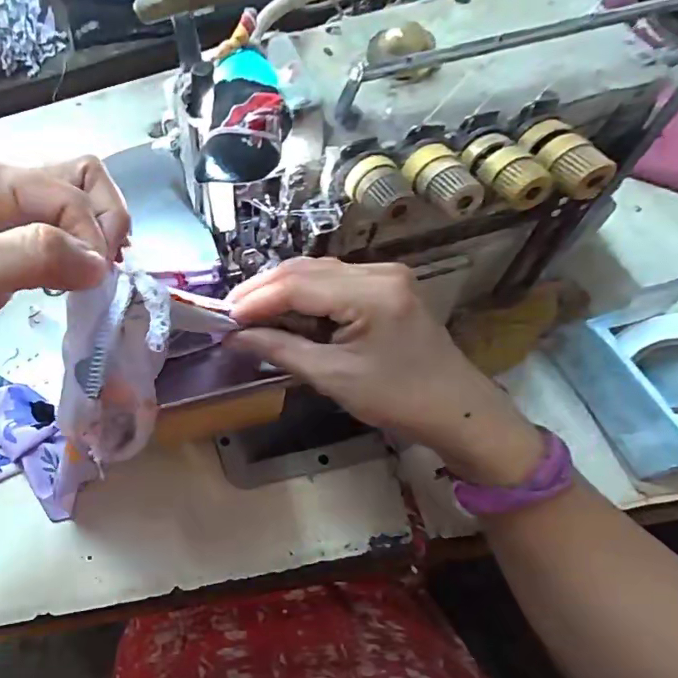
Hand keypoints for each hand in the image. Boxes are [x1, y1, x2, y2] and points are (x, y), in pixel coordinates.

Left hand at [0, 156, 129, 386]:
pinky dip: (75, 258)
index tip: (95, 280)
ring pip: (71, 212)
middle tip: (106, 269)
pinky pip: (56, 242)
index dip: (90, 232)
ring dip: (93, 238)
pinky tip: (76, 282)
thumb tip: (101, 266)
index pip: (67, 191)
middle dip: (103, 222)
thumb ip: (35, 256)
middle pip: (78, 183)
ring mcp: (1, 218)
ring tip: (96, 276)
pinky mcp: (4, 250)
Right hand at [226, 258, 545, 485]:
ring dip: (281, 290)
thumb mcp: (332, 376)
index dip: (255, 299)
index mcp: (370, 292)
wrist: (454, 408)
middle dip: (263, 290)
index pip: (297, 284)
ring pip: (317, 272)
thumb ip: (280, 350)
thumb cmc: (396, 398)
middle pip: (305, 269)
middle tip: (228, 314)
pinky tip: (283, 312)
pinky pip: (334, 282)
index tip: (222, 318)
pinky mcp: (385, 287)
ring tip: (248, 313)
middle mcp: (378, 272)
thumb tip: (234, 338)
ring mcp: (385, 276)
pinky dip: (304, 296)